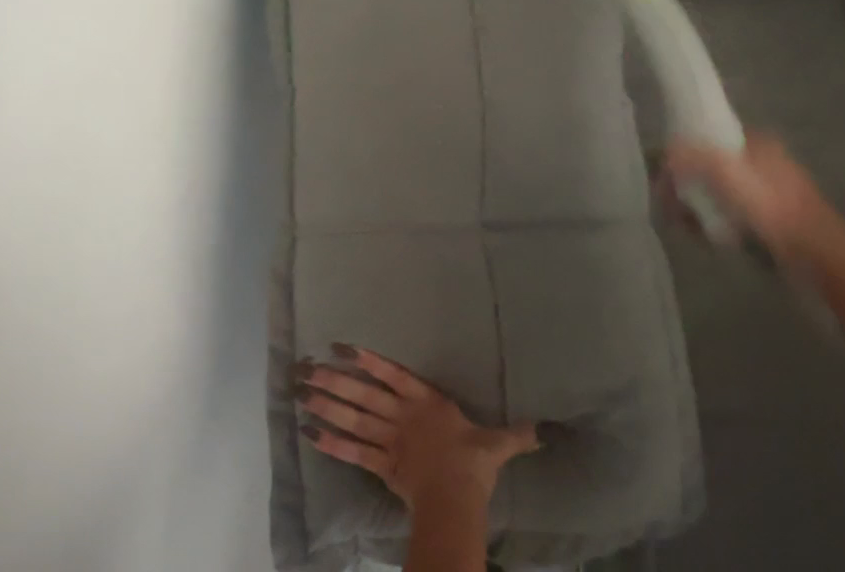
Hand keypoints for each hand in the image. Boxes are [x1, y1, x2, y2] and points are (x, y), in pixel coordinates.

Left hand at [294, 344, 542, 510]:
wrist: (458, 496)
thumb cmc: (475, 463)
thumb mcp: (497, 444)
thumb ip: (515, 434)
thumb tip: (543, 430)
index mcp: (429, 402)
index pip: (395, 375)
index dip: (371, 361)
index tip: (344, 347)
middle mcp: (403, 416)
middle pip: (364, 395)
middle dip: (334, 380)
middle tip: (306, 369)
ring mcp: (389, 440)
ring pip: (353, 419)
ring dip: (327, 406)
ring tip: (301, 394)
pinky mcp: (381, 465)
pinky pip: (353, 453)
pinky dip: (332, 444)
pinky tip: (311, 434)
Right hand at [662, 134, 844, 262]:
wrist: (817, 256)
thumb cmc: (772, 209)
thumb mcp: (728, 175)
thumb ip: (694, 158)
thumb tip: (666, 152)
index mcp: (756, 144)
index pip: (708, 137)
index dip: (682, 153)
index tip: (665, 176)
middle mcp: (760, 163)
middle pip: (709, 167)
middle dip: (685, 186)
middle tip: (670, 208)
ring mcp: (764, 193)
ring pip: (717, 194)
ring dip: (696, 208)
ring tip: (685, 226)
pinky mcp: (766, 221)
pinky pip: (728, 216)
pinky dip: (712, 224)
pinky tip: (703, 238)